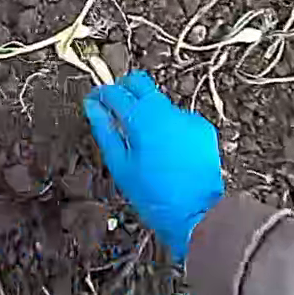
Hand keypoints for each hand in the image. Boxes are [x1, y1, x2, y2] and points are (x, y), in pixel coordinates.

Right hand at [83, 70, 224, 260]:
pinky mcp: (200, 126)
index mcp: (142, 118)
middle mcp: (165, 110)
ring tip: (141, 141)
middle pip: (140, 83)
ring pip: (159, 101)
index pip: (116, 92)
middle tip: (114, 108)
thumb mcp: (121, 166)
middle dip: (124, 89)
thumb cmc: (155, 196)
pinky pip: (177, 118)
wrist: (197, 212)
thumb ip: (105, 132)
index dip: (101, 94)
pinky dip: (167, 126)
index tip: (94, 100)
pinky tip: (165, 150)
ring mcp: (185, 116)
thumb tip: (93, 108)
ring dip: (146, 112)